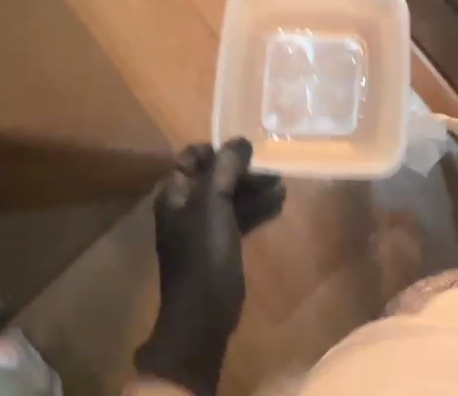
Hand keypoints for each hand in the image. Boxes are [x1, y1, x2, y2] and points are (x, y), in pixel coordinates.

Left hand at [135, 139, 284, 395]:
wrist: (202, 317)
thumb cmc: (204, 256)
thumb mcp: (213, 206)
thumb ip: (225, 169)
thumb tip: (240, 141)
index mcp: (175, 194)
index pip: (191, 157)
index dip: (216, 149)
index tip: (245, 148)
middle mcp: (185, 207)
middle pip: (214, 176)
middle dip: (243, 170)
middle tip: (272, 168)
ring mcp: (201, 228)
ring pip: (229, 197)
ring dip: (253, 189)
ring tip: (282, 185)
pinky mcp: (218, 246)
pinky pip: (237, 217)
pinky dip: (255, 209)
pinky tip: (278, 205)